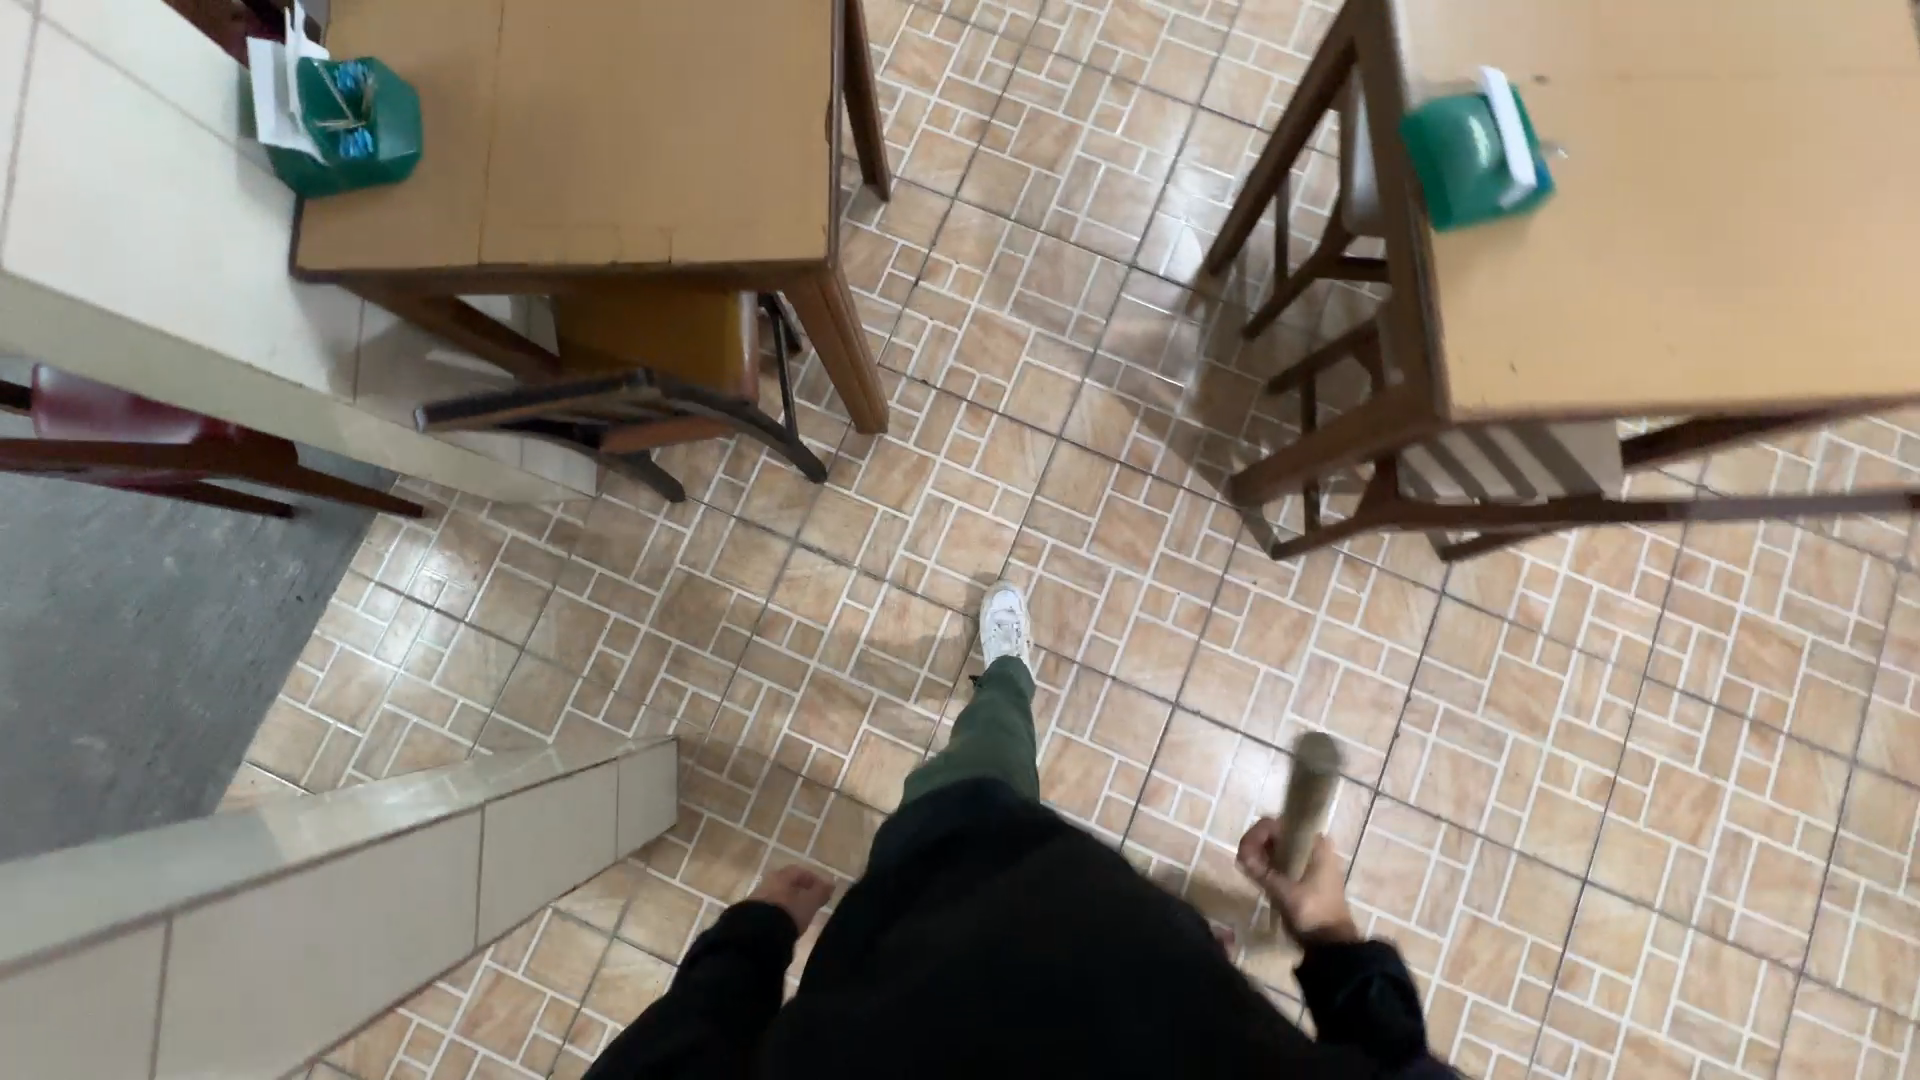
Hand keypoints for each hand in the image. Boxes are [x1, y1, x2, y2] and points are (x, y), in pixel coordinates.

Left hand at [747, 865, 834, 931]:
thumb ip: (821, 892)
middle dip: (800, 892)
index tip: (824, 892)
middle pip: (787, 884)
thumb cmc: (788, 913)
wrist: (756, 936)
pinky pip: (769, 911)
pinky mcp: (749, 916)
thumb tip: (831, 883)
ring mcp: (756, 899)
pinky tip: (784, 926)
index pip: (800, 871)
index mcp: (782, 875)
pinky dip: (779, 915)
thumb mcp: (810, 903)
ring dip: (789, 904)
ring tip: (799, 918)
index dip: (814, 880)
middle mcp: (767, 882)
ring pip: (777, 897)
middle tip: (812, 904)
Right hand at [1236, 821, 1359, 946]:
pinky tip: (1255, 875)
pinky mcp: (1302, 872)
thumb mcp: (1284, 892)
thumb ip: (1261, 870)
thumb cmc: (1314, 914)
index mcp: (1314, 843)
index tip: (1245, 852)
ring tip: (1248, 869)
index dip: (1257, 834)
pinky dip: (1265, 864)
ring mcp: (1307, 859)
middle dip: (1256, 845)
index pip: (1277, 824)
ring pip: (1274, 846)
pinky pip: (1278, 859)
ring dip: (1258, 855)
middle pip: (1274, 833)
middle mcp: (1311, 845)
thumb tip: (1241, 854)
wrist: (1332, 944)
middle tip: (1244, 862)